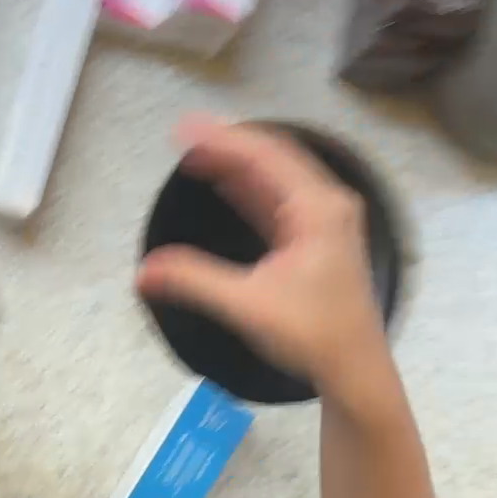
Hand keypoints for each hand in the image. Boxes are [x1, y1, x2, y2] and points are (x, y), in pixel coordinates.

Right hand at [137, 116, 390, 399]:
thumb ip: (193, 281)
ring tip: (195, 154)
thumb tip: (142, 272)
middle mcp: (324, 205)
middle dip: (227, 144)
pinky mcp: (313, 240)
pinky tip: (224, 185)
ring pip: (274, 179)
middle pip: (271, 159)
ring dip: (236, 165)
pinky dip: (248, 189)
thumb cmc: (311, 332)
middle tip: (183, 135)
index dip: (222, 139)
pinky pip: (276, 201)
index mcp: (316, 208)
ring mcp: (321, 221)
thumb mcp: (247, 304)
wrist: (354, 368)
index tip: (183, 129)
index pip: (264, 157)